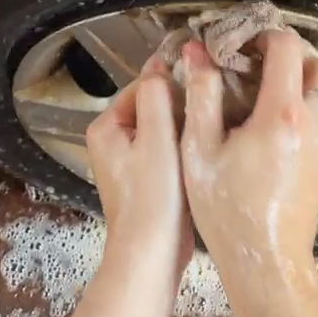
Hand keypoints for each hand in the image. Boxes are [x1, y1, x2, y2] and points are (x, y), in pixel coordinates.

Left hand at [86, 59, 193, 284]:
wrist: (150, 253)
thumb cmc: (153, 194)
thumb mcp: (156, 136)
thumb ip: (156, 95)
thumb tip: (158, 63)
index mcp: (106, 126)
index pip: (142, 86)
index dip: (172, 82)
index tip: (203, 82)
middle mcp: (110, 140)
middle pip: (151, 106)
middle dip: (179, 105)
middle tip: (211, 105)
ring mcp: (126, 162)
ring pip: (161, 128)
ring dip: (183, 126)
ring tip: (211, 123)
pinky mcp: (143, 179)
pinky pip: (164, 149)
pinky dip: (182, 147)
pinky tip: (203, 148)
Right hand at [178, 29, 317, 279]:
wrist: (266, 265)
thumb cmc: (227, 209)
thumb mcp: (199, 149)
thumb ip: (200, 95)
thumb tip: (196, 51)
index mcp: (283, 113)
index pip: (288, 47)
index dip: (264, 35)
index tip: (240, 44)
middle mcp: (313, 123)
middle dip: (292, 56)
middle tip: (257, 65)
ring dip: (297, 84)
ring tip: (257, 98)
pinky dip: (299, 112)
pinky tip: (265, 133)